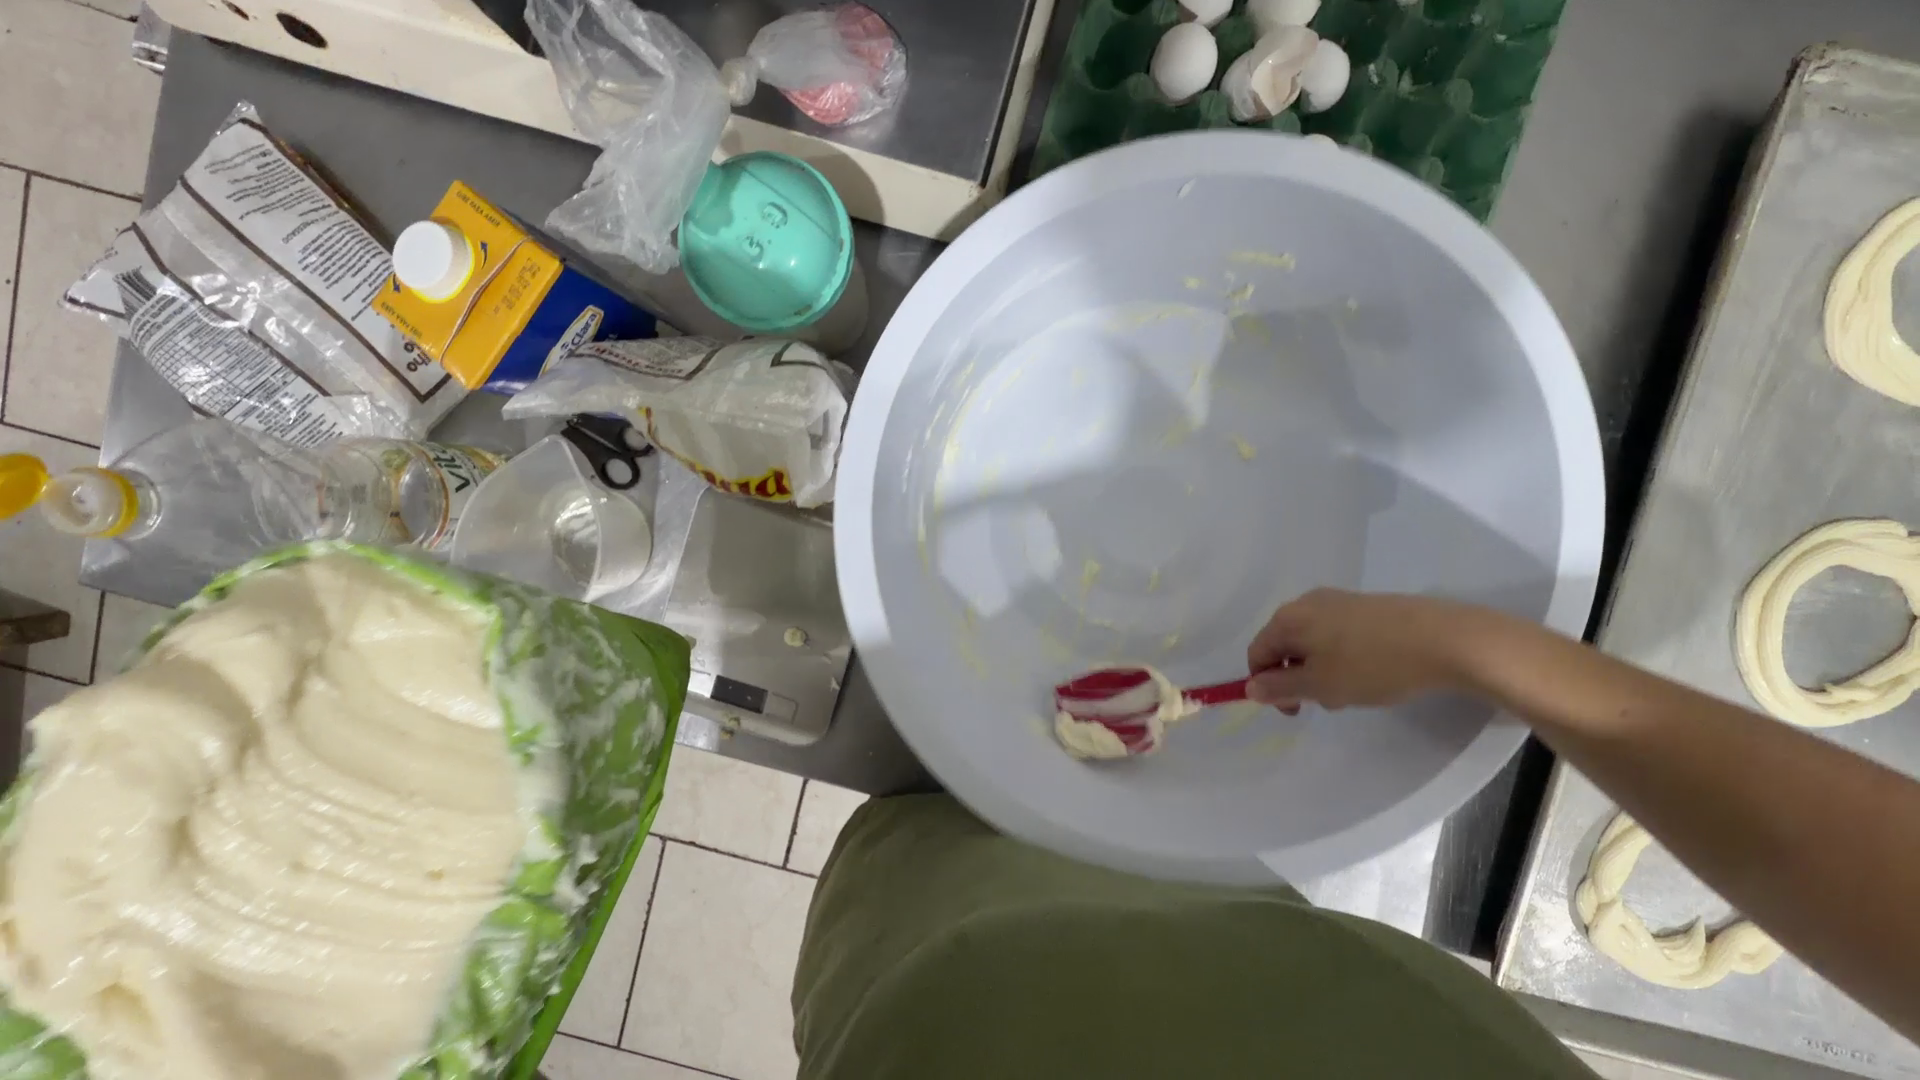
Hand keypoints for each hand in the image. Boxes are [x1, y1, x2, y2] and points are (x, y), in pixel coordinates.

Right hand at [1245, 589, 1476, 710]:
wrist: (1446, 640)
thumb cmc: (1373, 664)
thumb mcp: (1321, 685)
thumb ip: (1280, 688)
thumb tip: (1250, 688)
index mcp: (1289, 618)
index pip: (1258, 653)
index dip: (1267, 685)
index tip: (1295, 710)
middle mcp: (1308, 602)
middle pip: (1286, 646)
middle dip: (1298, 678)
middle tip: (1329, 702)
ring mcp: (1340, 601)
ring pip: (1314, 643)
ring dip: (1323, 671)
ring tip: (1355, 691)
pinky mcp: (1368, 607)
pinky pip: (1339, 636)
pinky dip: (1344, 658)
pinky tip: (1373, 673)